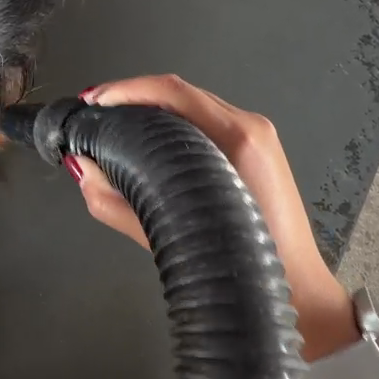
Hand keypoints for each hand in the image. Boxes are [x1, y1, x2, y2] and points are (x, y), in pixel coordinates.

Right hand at [65, 74, 355, 358]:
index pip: (172, 92)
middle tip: (93, 111)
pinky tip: (145, 134)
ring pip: (190, 102)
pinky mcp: (254, 146)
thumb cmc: (247, 266)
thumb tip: (80, 169)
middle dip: (131, 95)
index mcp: (238, 138)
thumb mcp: (171, 236)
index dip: (125, 89)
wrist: (297, 290)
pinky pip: (202, 119)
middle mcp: (250, 126)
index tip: (92, 103)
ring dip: (148, 105)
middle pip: (180, 91)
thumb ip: (116, 204)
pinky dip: (168, 119)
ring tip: (111, 119)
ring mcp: (256, 134)